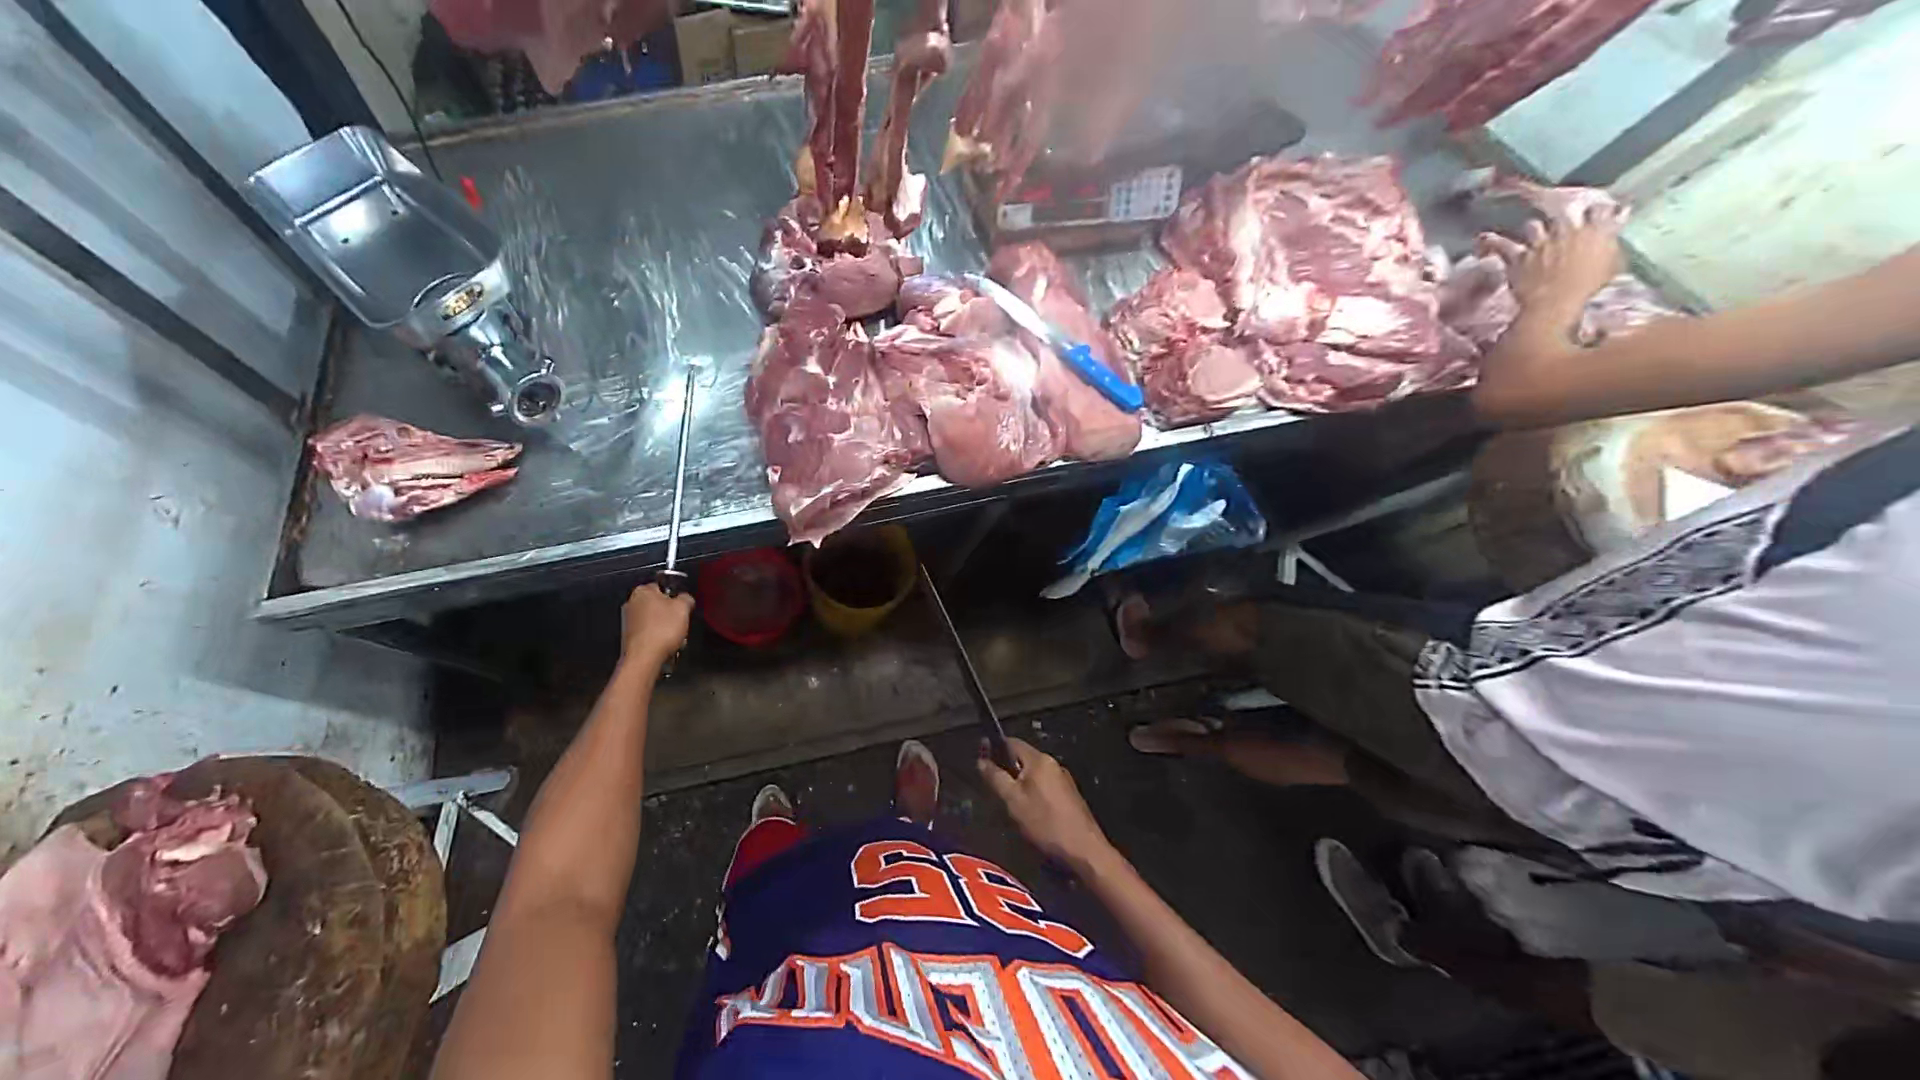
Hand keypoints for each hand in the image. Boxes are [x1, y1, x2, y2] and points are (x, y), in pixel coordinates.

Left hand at [620, 583, 693, 669]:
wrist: (644, 658)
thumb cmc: (663, 628)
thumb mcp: (683, 608)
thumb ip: (686, 598)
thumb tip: (684, 598)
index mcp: (642, 591)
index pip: (662, 586)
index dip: (675, 596)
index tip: (683, 607)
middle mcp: (631, 602)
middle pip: (658, 604)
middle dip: (670, 613)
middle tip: (680, 622)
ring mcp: (628, 621)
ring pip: (654, 619)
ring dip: (665, 626)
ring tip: (674, 637)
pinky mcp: (628, 636)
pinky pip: (648, 632)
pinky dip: (657, 637)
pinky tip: (665, 645)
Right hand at [978, 738, 1114, 872]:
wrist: (1083, 848)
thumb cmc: (1045, 823)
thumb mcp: (1013, 801)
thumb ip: (995, 778)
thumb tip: (982, 760)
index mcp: (1039, 760)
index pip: (1011, 742)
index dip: (994, 748)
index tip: (982, 760)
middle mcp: (1053, 764)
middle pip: (1023, 759)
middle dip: (1007, 770)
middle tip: (996, 790)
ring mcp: (1064, 779)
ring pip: (1034, 774)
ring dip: (1020, 784)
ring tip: (1012, 805)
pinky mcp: (1069, 795)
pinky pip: (1045, 786)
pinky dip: (1033, 793)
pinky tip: (1031, 813)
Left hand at [1480, 205, 1624, 319]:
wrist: (1555, 302)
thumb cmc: (1589, 287)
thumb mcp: (1612, 264)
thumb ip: (1611, 245)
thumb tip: (1615, 230)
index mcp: (1596, 231)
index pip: (1599, 210)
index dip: (1596, 210)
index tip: (1595, 211)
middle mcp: (1566, 231)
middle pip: (1562, 213)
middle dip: (1560, 215)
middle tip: (1558, 218)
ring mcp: (1540, 243)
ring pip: (1533, 226)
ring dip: (1532, 229)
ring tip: (1531, 230)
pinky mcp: (1518, 257)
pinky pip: (1501, 245)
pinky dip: (1492, 241)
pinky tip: (1484, 237)